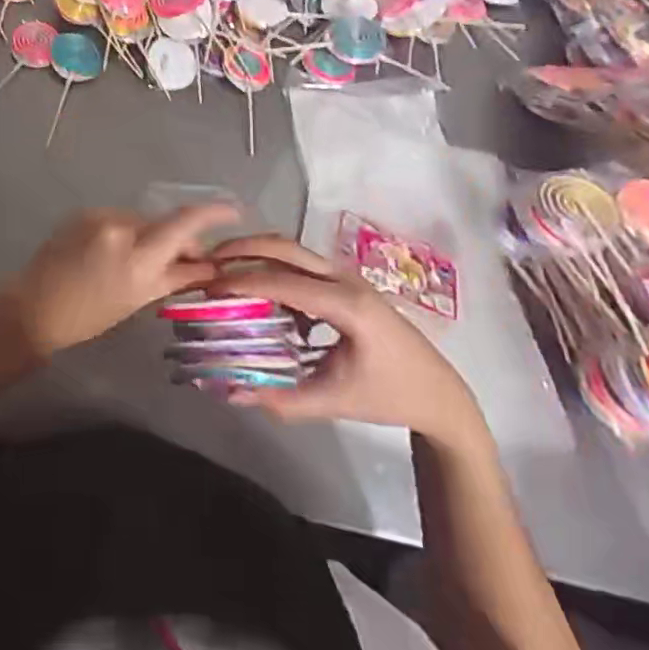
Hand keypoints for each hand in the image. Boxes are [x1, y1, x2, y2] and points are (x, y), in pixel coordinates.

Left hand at [0, 205, 239, 354]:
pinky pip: (118, 219)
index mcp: (138, 258)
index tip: (233, 211)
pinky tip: (113, 254)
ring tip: (140, 262)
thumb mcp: (138, 298)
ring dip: (150, 237)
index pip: (185, 223)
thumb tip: (211, 266)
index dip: (214, 212)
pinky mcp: (83, 213)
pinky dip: (125, 233)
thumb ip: (178, 276)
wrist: (34, 307)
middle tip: (186, 260)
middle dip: (180, 239)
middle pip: (165, 223)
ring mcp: (99, 218)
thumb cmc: (89, 315)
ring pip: (142, 221)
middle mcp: (120, 230)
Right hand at [208, 235, 488, 448]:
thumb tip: (230, 392)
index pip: (284, 282)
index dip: (242, 282)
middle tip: (209, 261)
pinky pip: (302, 267)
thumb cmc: (390, 396)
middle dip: (244, 248)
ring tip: (223, 272)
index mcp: (347, 306)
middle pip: (287, 247)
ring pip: (293, 252)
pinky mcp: (346, 284)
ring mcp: (348, 278)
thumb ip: (280, 398)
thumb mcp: (332, 402)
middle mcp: (346, 281)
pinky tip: (259, 297)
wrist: (440, 394)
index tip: (208, 287)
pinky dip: (274, 270)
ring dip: (257, 256)